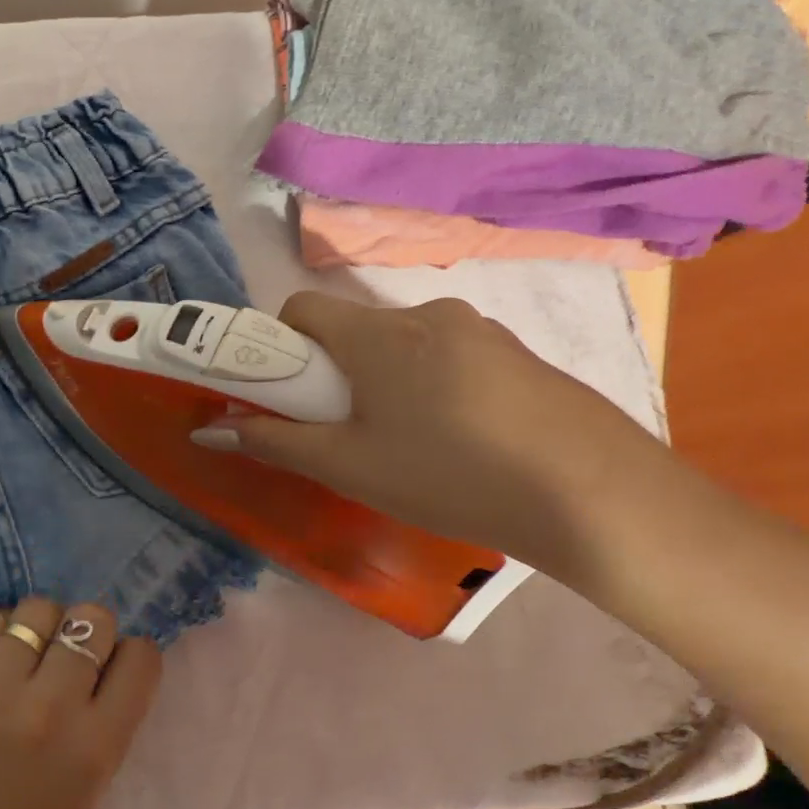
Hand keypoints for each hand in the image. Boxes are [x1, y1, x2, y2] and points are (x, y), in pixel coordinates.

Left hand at [0, 597, 161, 808]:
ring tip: (36, 650)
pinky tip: (2, 655)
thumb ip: (110, 715)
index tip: (118, 664)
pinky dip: (3, 630)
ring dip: (46, 625)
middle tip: (75, 653)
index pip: (139, 658)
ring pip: (38, 609)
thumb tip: (114, 652)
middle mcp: (49, 707)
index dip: (133, 654)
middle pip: (90, 620)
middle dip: (91, 630)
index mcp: (96, 743)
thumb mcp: (99, 777)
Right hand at [192, 293, 683, 581]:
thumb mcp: (347, 466)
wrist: (599, 499)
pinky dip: (432, 386)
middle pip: (353, 329)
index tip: (286, 394)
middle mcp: (428, 315)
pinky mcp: (522, 355)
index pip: (301, 309)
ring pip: (404, 345)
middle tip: (344, 430)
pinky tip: (458, 441)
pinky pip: (450, 357)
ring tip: (407, 443)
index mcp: (378, 334)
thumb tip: (209, 428)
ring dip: (385, 380)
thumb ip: (272, 441)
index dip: (278, 345)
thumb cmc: (449, 476)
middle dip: (334, 371)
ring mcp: (483, 331)